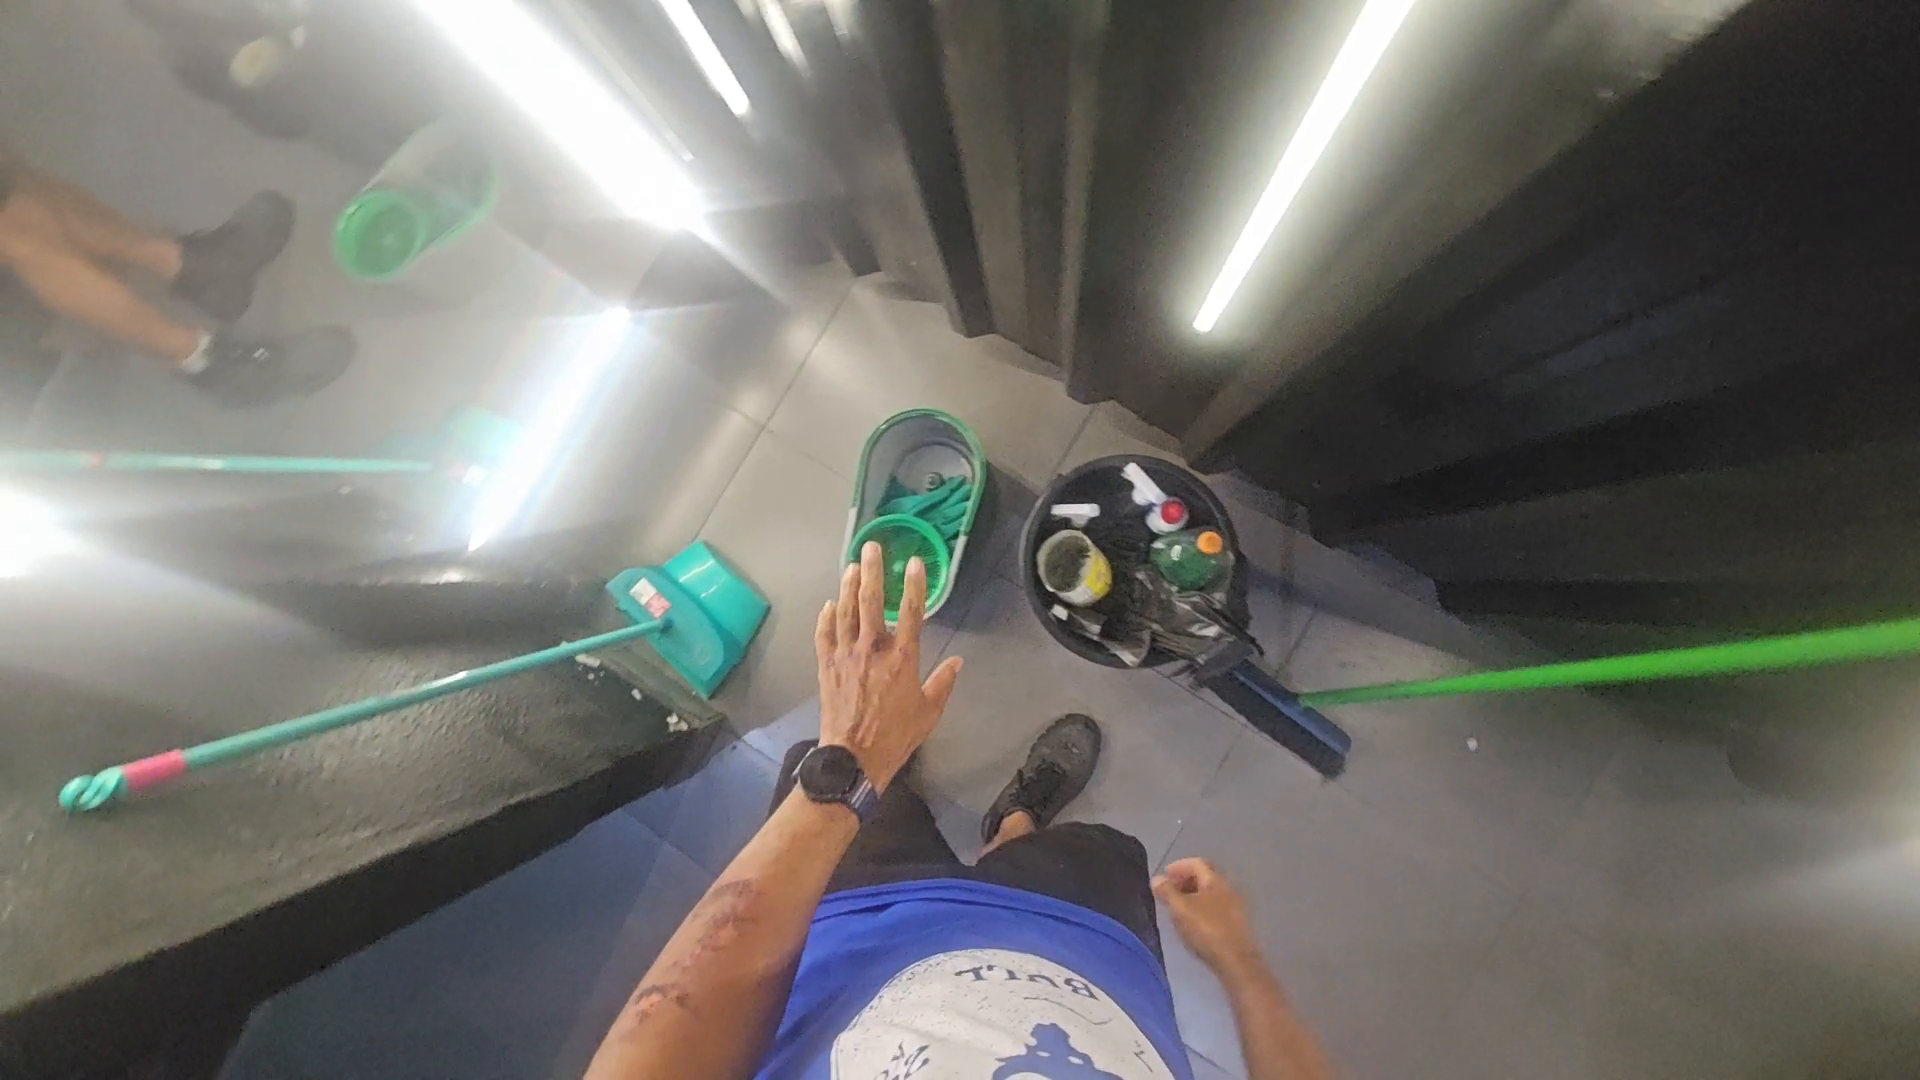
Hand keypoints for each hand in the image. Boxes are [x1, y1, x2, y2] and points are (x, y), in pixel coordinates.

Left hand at [815, 541, 963, 790]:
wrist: (855, 758)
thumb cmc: (897, 736)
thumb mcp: (929, 711)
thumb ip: (943, 682)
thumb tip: (958, 662)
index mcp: (902, 658)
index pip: (911, 611)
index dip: (914, 584)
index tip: (914, 561)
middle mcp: (873, 649)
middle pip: (871, 601)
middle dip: (871, 571)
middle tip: (870, 547)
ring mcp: (846, 656)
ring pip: (845, 612)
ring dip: (848, 586)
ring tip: (852, 566)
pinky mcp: (827, 666)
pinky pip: (824, 635)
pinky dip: (826, 618)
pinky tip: (828, 604)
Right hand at [1154, 858, 1265, 976]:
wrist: (1238, 964)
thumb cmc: (1207, 930)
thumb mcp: (1180, 909)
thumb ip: (1166, 891)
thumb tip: (1157, 879)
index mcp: (1215, 879)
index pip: (1196, 862)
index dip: (1178, 866)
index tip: (1164, 877)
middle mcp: (1229, 889)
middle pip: (1205, 877)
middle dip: (1185, 881)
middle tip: (1169, 892)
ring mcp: (1237, 908)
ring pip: (1211, 895)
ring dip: (1193, 897)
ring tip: (1178, 910)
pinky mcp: (1239, 926)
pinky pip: (1217, 909)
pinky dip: (1203, 910)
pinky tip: (1194, 924)